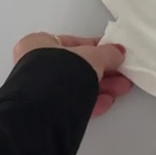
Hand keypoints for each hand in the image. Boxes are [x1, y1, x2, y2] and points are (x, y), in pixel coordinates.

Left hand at [13, 33, 134, 116]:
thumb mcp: (91, 57)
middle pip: (76, 66)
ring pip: (76, 86)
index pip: (72, 43)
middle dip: (103, 70)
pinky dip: (91, 101)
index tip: (112, 53)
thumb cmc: (57, 73)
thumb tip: (117, 53)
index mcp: (37, 44)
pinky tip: (106, 101)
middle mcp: (34, 66)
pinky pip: (73, 103)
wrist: (45, 107)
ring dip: (101, 86)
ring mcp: (40, 90)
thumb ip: (107, 53)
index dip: (96, 48)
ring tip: (120, 87)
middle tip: (120, 72)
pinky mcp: (47, 110)